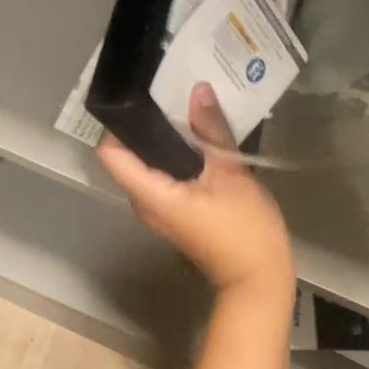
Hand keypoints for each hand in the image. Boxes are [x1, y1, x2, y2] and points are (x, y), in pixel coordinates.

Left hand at [96, 83, 293, 302]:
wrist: (258, 278)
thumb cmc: (244, 229)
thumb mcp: (231, 174)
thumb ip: (211, 130)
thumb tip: (198, 89)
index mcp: (149, 194)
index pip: (109, 153)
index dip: (116, 123)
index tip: (139, 98)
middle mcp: (143, 202)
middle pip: (126, 155)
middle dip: (142, 124)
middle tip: (165, 92)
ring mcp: (157, 209)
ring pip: (145, 165)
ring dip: (160, 138)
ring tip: (182, 106)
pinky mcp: (173, 210)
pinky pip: (161, 175)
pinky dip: (172, 154)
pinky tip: (196, 135)